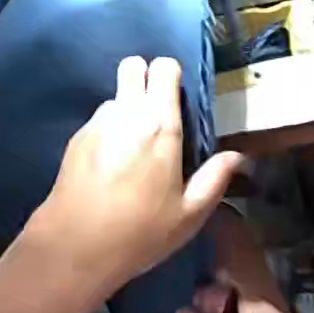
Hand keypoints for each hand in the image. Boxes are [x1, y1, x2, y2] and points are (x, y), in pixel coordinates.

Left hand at [31, 56, 244, 295]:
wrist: (74, 246)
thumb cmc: (140, 231)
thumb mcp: (189, 214)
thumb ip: (215, 178)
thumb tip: (239, 156)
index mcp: (160, 124)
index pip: (164, 67)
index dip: (171, 76)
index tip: (178, 100)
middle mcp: (127, 112)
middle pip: (133, 65)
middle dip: (145, 79)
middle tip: (156, 113)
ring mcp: (97, 122)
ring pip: (116, 95)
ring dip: (128, 109)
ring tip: (134, 149)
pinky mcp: (76, 136)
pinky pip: (100, 119)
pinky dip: (109, 130)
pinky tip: (110, 165)